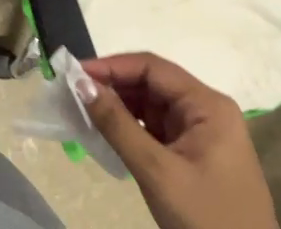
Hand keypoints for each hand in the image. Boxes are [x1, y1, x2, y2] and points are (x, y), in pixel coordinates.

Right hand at [78, 53, 278, 228]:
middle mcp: (207, 110)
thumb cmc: (207, 220)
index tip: (73, 73)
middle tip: (72, 93)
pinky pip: (156, 128)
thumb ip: (117, 125)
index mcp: (208, 106)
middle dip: (113, 86)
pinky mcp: (194, 154)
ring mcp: (202, 133)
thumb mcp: (157, 171)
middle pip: (151, 83)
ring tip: (83, 111)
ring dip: (118, 107)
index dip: (111, 66)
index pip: (152, 68)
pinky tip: (106, 132)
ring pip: (151, 105)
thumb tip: (81, 83)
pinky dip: (130, 128)